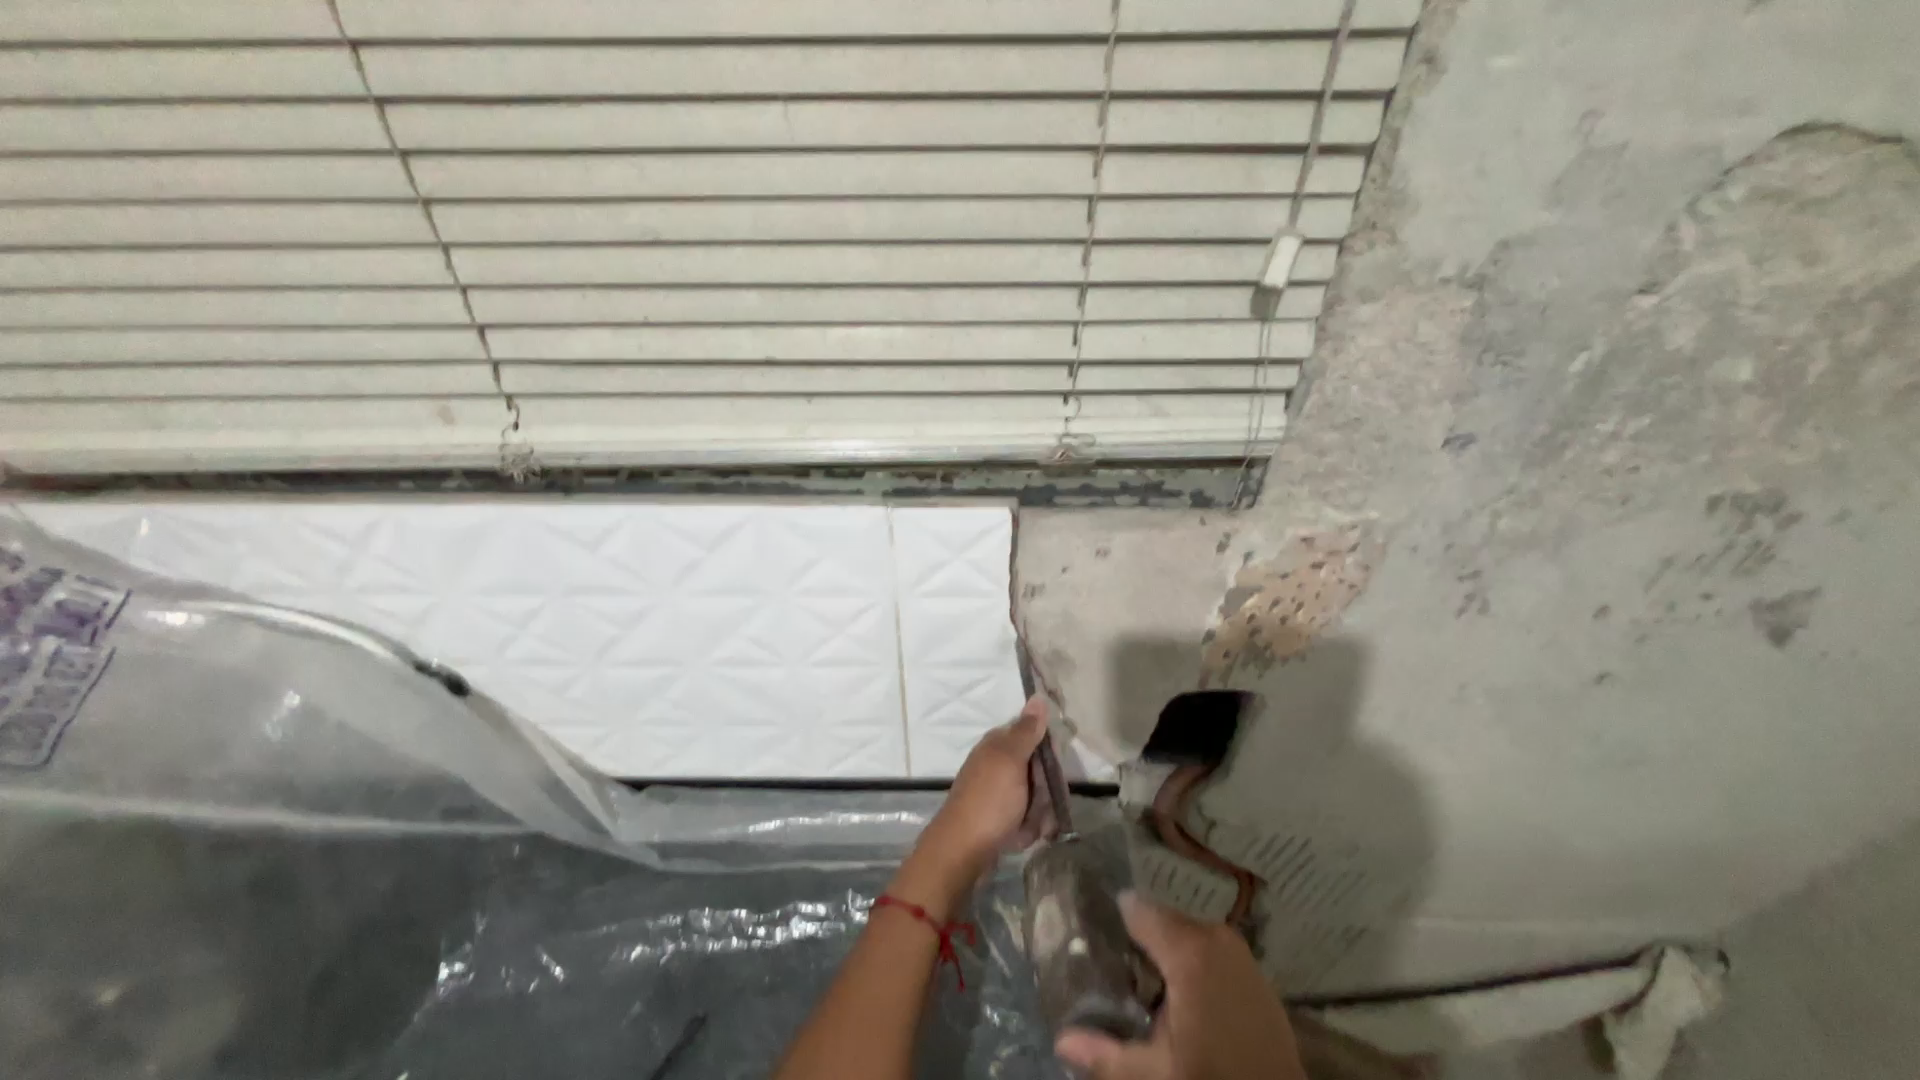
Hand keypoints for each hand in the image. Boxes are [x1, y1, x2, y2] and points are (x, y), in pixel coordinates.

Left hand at [893, 696, 1050, 909]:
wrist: (962, 851)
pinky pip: (1025, 819)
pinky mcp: (999, 818)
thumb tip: (1037, 696)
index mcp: (997, 746)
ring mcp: (997, 793)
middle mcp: (996, 765)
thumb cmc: (989, 801)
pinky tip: (1019, 838)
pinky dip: (1026, 829)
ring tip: (1027, 826)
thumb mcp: (1010, 760)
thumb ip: (1026, 731)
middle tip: (1039, 804)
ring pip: (1036, 798)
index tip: (1054, 771)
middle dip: (1045, 791)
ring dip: (1038, 814)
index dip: (1048, 755)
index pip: (1035, 737)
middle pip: (1039, 771)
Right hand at [1055, 894, 1305, 1079]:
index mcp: (1190, 951)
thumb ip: (1105, 1054)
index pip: (1137, 909)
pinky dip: (1189, 965)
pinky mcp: (1254, 972)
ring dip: (1162, 955)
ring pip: (1185, 937)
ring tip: (1138, 985)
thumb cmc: (1215, 1078)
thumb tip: (1061, 1041)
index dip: (1109, 918)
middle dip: (1134, 943)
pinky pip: (1208, 952)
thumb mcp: (1156, 1075)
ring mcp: (1240, 953)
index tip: (1086, 930)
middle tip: (1108, 968)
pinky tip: (1174, 996)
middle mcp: (1217, 938)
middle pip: (1160, 922)